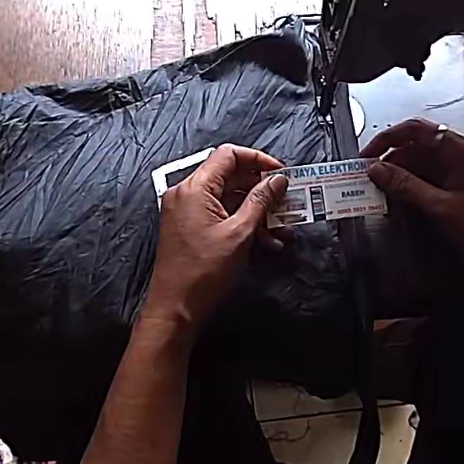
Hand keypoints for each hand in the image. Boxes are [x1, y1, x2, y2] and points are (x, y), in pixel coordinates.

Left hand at [140, 145, 288, 331]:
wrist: (176, 308)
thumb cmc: (203, 272)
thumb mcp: (240, 233)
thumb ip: (260, 201)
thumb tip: (277, 180)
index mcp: (194, 188)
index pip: (229, 155)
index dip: (258, 160)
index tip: (281, 173)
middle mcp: (186, 193)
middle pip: (230, 176)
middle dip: (261, 188)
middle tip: (287, 200)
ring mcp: (187, 211)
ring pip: (228, 198)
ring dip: (256, 210)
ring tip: (282, 227)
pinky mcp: (190, 227)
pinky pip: (220, 214)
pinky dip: (242, 222)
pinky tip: (266, 241)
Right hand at [361, 118, 463, 286]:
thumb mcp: (440, 207)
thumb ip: (406, 186)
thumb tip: (377, 170)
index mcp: (462, 151)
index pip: (416, 129)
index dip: (387, 139)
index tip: (367, 155)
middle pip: (418, 148)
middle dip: (392, 162)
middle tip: (370, 180)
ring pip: (425, 166)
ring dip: (402, 177)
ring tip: (383, 195)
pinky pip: (435, 181)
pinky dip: (416, 189)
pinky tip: (404, 205)